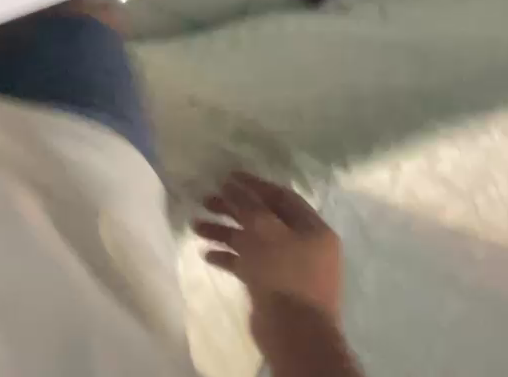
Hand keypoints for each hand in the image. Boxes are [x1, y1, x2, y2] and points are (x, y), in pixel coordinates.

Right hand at [195, 173, 344, 341]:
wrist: (294, 332)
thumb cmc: (282, 273)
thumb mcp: (263, 229)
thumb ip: (246, 202)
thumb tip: (230, 183)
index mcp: (312, 229)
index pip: (280, 196)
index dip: (252, 183)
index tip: (224, 175)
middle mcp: (303, 245)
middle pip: (262, 217)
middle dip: (231, 208)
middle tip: (204, 201)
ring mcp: (288, 267)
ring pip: (251, 240)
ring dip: (223, 231)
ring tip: (195, 228)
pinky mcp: (273, 285)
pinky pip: (247, 263)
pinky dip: (228, 256)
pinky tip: (208, 254)